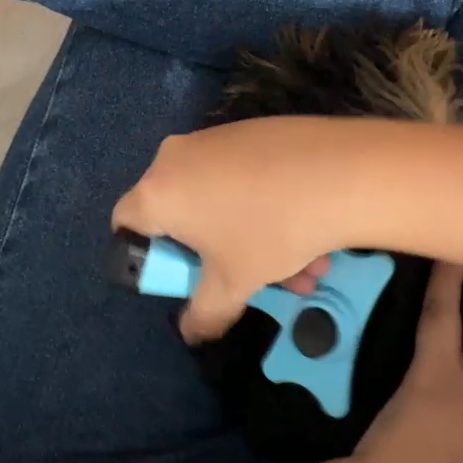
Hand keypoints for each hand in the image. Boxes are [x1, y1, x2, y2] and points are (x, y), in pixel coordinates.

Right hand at [112, 118, 349, 340]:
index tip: (182, 275)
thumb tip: (190, 332)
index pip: (125, 223)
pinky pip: (243, 176)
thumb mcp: (233, 283)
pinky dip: (264, 207)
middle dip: (215, 253)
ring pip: (219, 198)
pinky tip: (310, 239)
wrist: (337, 172)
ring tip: (303, 272)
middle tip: (248, 280)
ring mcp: (214, 138)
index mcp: (157, 191)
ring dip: (251, 239)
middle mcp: (176, 156)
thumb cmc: (268, 230)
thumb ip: (204, 312)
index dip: (146, 256)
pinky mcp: (249, 130)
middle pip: (178, 213)